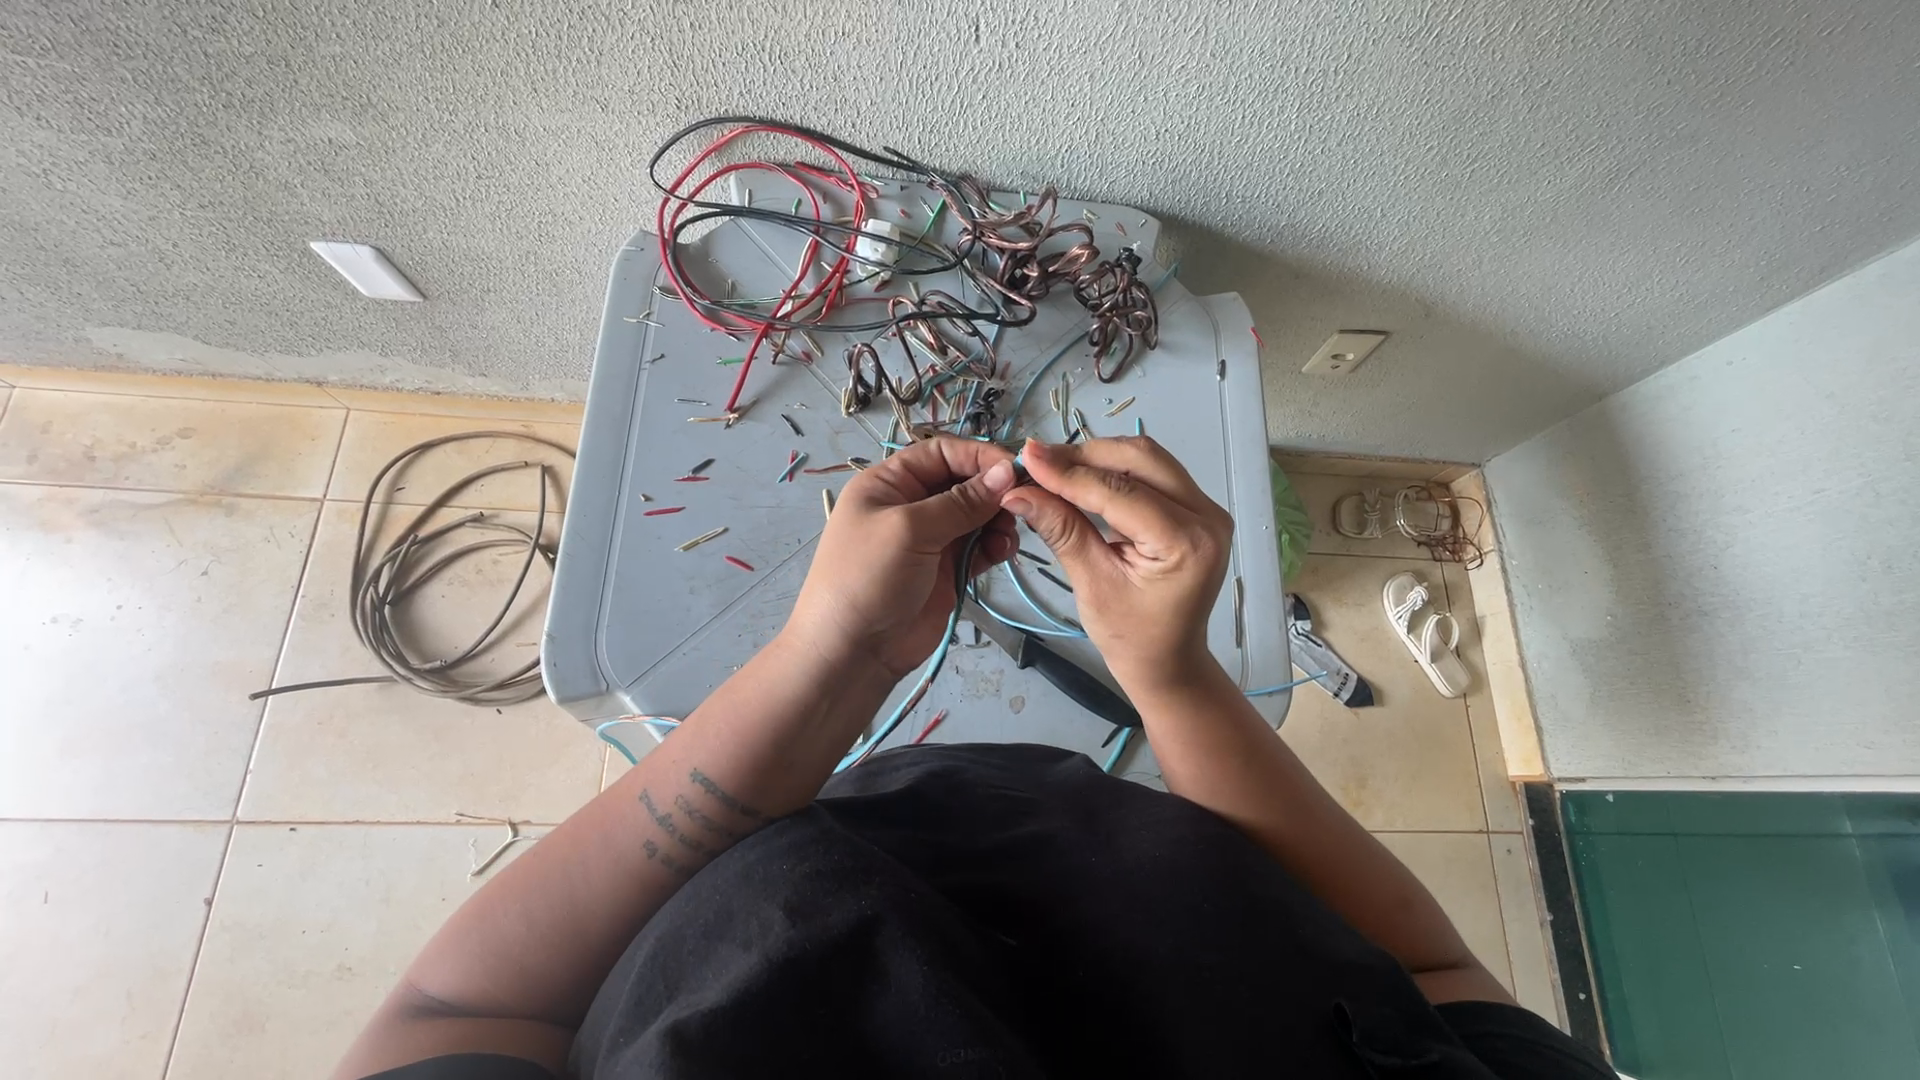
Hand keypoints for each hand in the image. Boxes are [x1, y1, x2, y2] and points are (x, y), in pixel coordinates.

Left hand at [783, 437, 1019, 679]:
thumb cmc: (868, 578)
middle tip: (1020, 504)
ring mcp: (930, 540)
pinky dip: (994, 545)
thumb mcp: (910, 530)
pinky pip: (979, 547)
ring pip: (976, 515)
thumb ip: (960, 501)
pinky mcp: (947, 571)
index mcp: (889, 484)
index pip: (940, 453)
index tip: (1013, 470)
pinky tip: (1002, 552)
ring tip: (1008, 534)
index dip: (977, 456)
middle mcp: (910, 506)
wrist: (853, 652)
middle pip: (962, 482)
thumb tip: (1005, 473)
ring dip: (997, 520)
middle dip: (992, 490)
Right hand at [1000, 437, 1232, 693]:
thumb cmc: (1130, 637)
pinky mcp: (1196, 508)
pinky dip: (1113, 471)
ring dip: (1098, 458)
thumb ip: (1060, 529)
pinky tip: (1081, 479)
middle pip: (1140, 458)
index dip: (1068, 474)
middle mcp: (1206, 516)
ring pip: (1146, 459)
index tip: (1027, 459)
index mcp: (1186, 543)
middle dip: (1085, 455)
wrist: (1168, 660)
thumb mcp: (1091, 585)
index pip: (1119, 492)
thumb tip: (1018, 491)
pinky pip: (1153, 473)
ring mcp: (1206, 509)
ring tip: (1053, 468)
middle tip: (1037, 460)